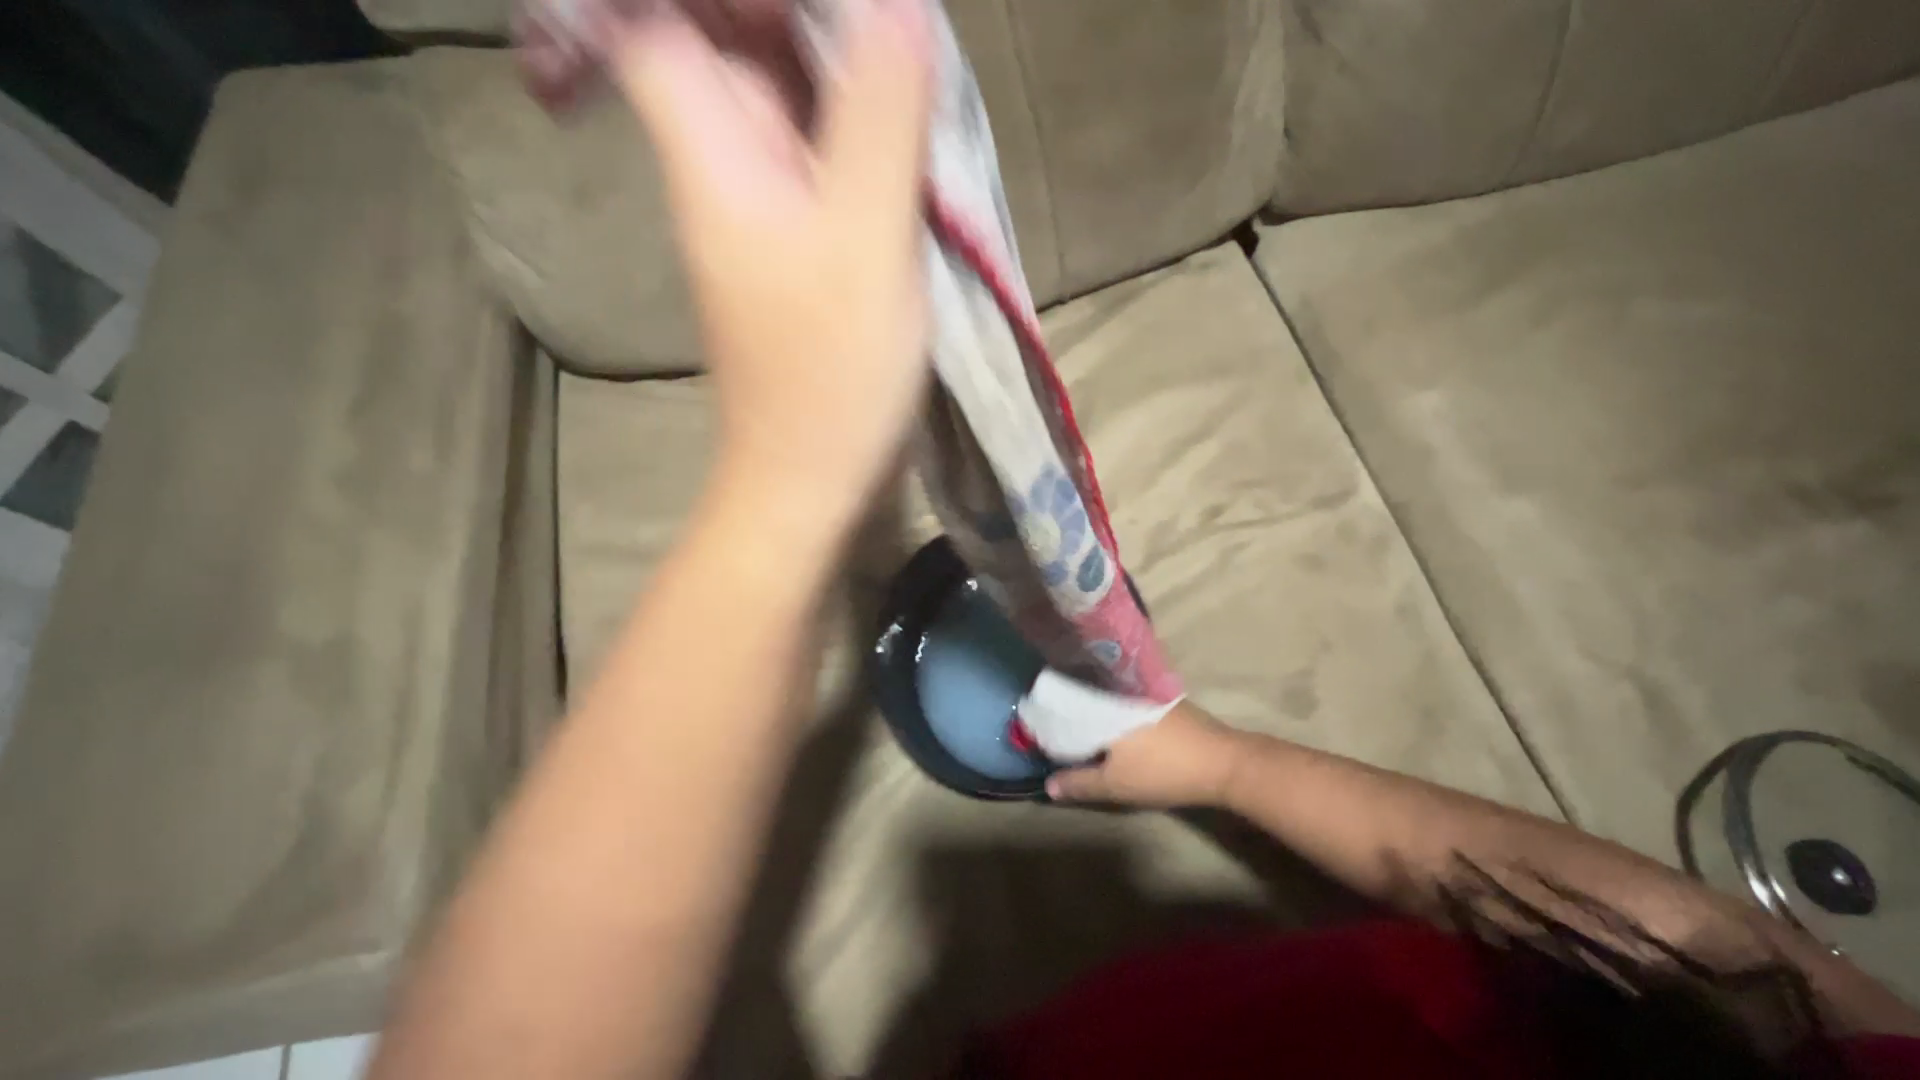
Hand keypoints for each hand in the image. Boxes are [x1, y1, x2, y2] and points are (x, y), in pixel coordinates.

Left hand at [612, 0, 934, 522]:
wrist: (811, 475)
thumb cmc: (830, 373)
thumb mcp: (866, 241)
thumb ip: (880, 119)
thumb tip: (896, 3)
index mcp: (714, 155)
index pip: (665, 26)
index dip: (723, 0)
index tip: (792, 6)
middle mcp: (725, 168)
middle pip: (731, 48)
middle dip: (799, 20)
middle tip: (888, 25)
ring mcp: (763, 207)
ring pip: (784, 99)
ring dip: (841, 68)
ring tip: (910, 58)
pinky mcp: (800, 241)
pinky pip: (821, 153)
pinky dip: (859, 127)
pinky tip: (909, 127)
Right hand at [1045, 702, 1249, 808]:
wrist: (1225, 763)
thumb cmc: (1163, 771)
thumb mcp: (1116, 785)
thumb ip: (1080, 783)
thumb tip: (1047, 785)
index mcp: (1104, 707)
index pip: (1064, 706)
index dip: (1047, 721)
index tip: (1035, 732)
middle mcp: (1121, 693)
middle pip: (1086, 702)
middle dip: (1071, 717)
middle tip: (1058, 737)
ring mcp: (1147, 695)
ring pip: (1109, 703)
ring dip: (1095, 717)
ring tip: (1084, 736)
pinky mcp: (1166, 703)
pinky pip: (1128, 705)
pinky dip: (1116, 717)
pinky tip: (1118, 733)